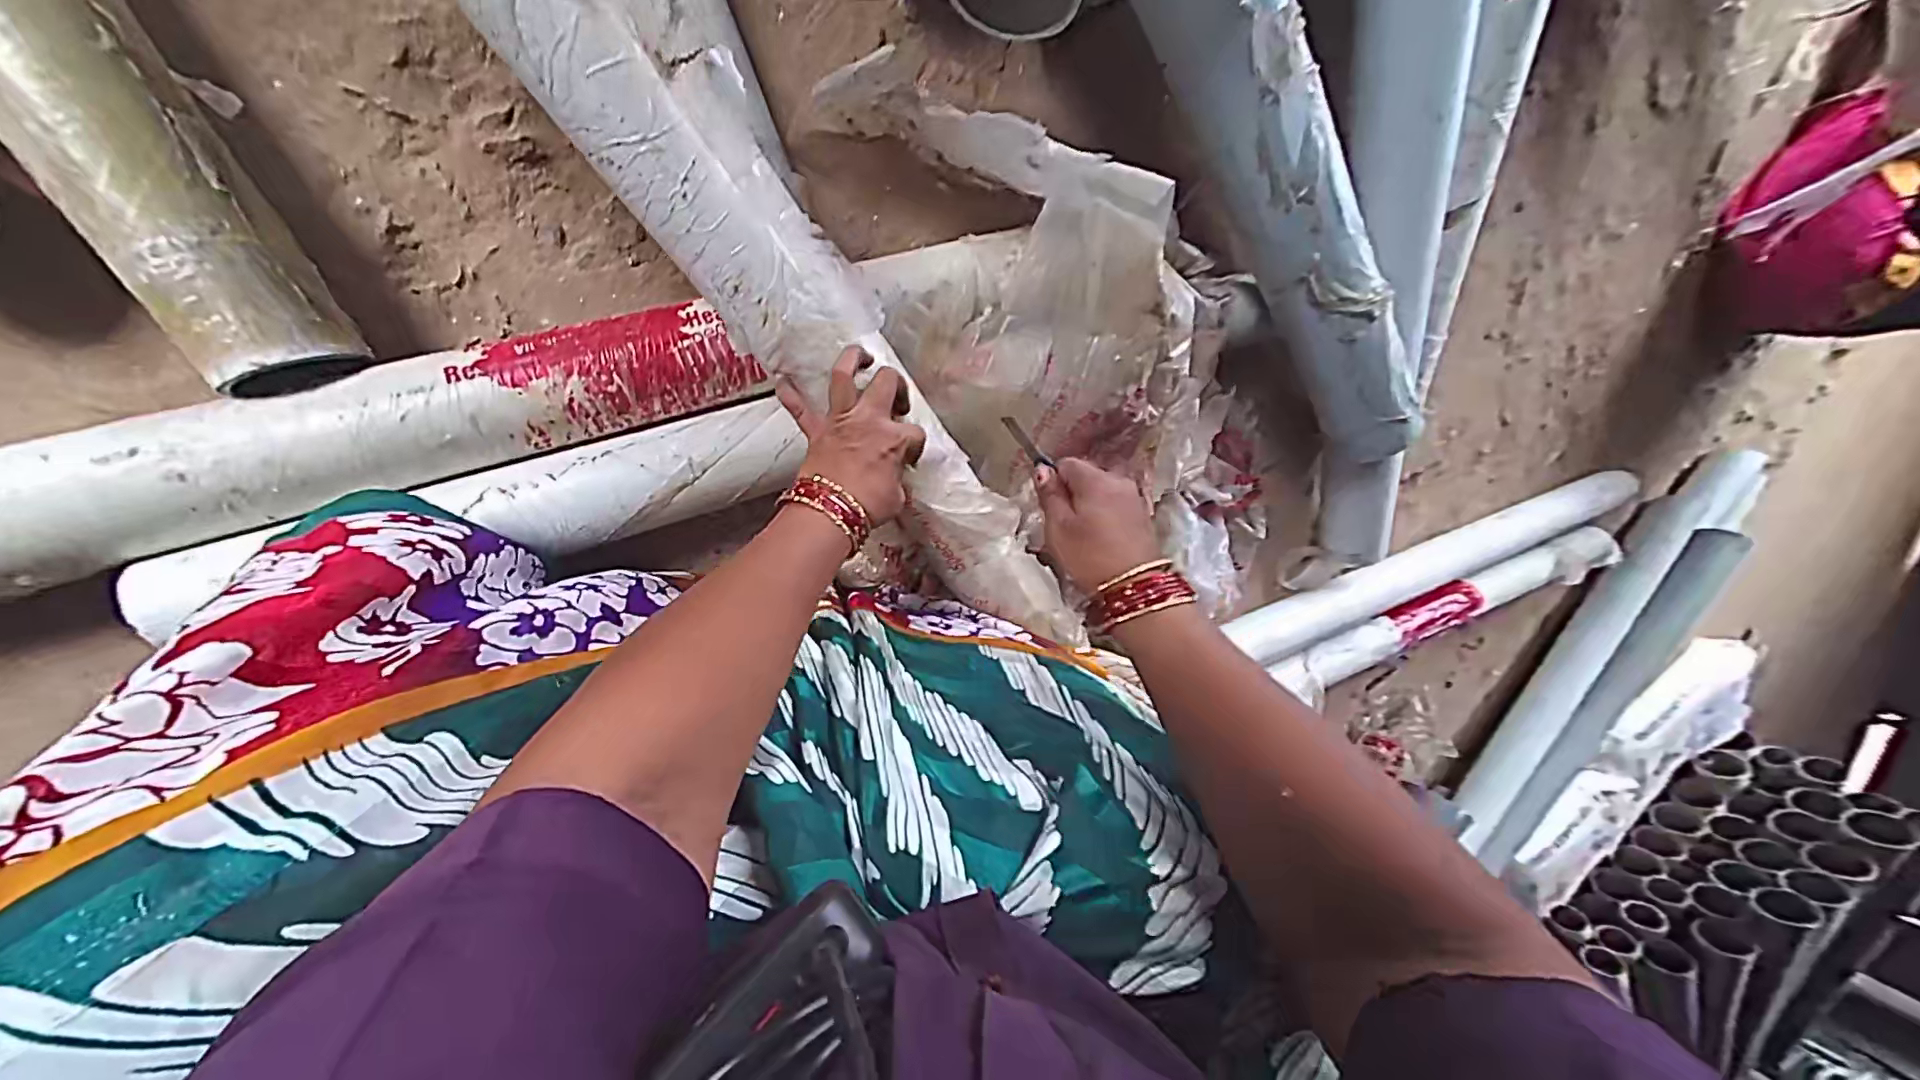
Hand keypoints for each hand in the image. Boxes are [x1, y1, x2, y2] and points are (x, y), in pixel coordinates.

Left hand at [775, 346, 925, 524]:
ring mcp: (840, 422)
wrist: (831, 512)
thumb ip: (898, 480)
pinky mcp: (816, 432)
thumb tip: (895, 480)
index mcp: (894, 437)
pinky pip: (800, 409)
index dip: (915, 445)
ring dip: (852, 359)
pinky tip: (783, 383)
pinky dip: (791, 396)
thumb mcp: (897, 496)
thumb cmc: (868, 506)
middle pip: (887, 382)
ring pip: (843, 376)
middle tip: (897, 398)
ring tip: (861, 355)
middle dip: (896, 384)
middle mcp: (868, 420)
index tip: (909, 458)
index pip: (915, 432)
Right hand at [1033, 458, 1163, 593]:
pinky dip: (1105, 513)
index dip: (1053, 480)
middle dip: (1072, 491)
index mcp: (1095, 480)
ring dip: (1089, 503)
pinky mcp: (1142, 515)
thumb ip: (1050, 495)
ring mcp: (1134, 497)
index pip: (1067, 463)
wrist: (1134, 585)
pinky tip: (1101, 536)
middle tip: (1063, 522)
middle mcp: (1118, 480)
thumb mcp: (1058, 527)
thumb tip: (1043, 469)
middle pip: (1086, 474)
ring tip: (1082, 532)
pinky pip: (1115, 504)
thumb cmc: (1090, 556)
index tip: (1049, 504)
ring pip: (1102, 490)